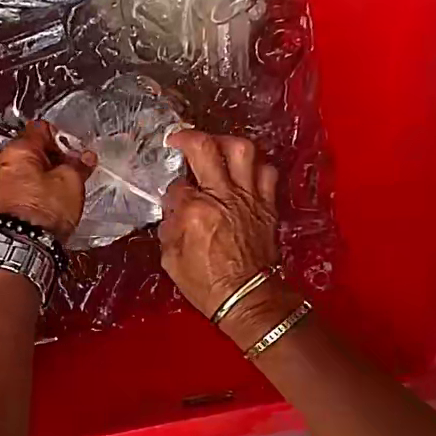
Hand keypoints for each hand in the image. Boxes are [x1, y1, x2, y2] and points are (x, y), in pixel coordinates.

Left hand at [0, 121, 94, 244]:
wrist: (28, 242)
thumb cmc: (45, 210)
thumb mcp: (71, 180)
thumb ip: (79, 163)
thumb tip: (84, 158)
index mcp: (18, 150)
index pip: (40, 128)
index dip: (61, 136)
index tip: (74, 149)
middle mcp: (5, 162)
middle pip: (33, 147)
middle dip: (55, 155)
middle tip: (74, 167)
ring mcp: (3, 180)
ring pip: (29, 166)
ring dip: (48, 171)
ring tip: (66, 184)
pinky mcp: (6, 198)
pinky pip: (24, 182)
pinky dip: (38, 184)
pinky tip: (54, 195)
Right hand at [158, 130, 289, 335]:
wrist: (247, 297)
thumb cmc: (204, 283)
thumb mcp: (169, 258)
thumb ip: (168, 228)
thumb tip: (173, 212)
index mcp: (194, 211)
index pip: (176, 186)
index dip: (170, 191)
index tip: (170, 201)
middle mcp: (222, 196)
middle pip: (205, 149)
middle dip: (188, 138)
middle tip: (179, 139)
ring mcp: (248, 197)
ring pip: (242, 150)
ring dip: (225, 142)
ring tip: (215, 146)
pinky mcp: (267, 204)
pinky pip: (266, 172)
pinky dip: (255, 166)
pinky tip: (243, 171)